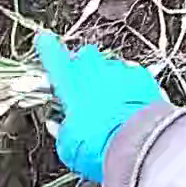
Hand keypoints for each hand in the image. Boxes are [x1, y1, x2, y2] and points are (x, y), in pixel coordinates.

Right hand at [34, 31, 163, 182]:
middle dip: (82, 68)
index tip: (44, 39)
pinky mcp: (141, 75)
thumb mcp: (69, 146)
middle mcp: (94, 71)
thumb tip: (59, 124)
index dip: (47, 48)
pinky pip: (130, 74)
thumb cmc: (100, 147)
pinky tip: (129, 103)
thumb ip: (62, 130)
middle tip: (83, 89)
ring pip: (108, 65)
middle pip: (84, 57)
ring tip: (110, 104)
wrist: (140, 144)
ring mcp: (119, 70)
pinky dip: (128, 84)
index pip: (54, 59)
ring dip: (106, 78)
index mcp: (71, 85)